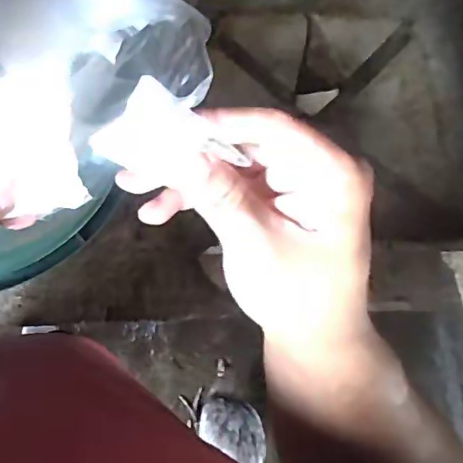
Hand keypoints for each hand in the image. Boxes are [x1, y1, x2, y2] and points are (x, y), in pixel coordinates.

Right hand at [115, 108, 373, 358]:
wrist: (312, 339)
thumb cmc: (296, 296)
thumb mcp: (253, 243)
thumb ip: (219, 194)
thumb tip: (181, 152)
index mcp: (329, 172)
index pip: (272, 128)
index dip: (218, 122)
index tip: (167, 127)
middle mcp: (312, 167)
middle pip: (240, 143)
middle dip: (187, 154)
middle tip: (137, 159)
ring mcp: (288, 182)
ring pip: (225, 163)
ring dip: (181, 176)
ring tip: (133, 185)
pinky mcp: (268, 197)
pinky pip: (225, 184)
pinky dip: (192, 195)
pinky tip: (156, 211)